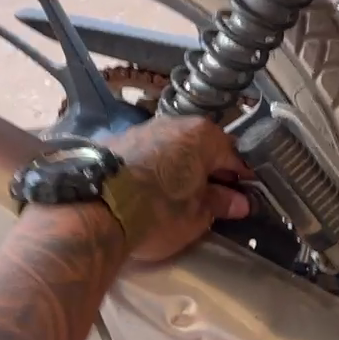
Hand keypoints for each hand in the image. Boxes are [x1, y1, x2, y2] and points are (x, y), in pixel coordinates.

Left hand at [99, 116, 251, 260]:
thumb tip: (240, 202)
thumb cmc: (156, 212)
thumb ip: (220, 204)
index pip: (234, 157)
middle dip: (211, 171)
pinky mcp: (119, 141)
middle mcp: (176, 123)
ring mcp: (145, 129)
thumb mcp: (196, 216)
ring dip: (183, 168)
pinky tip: (154, 190)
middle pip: (203, 148)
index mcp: (204, 136)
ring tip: (183, 197)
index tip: (245, 197)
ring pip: (175, 149)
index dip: (242, 179)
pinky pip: (150, 153)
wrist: (94, 209)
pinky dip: (158, 168)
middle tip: (215, 200)